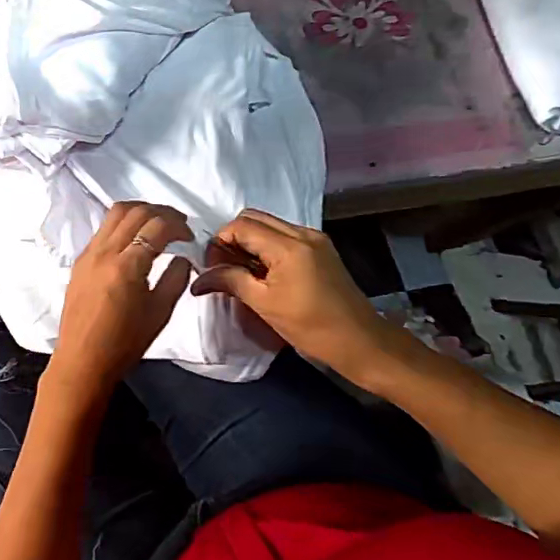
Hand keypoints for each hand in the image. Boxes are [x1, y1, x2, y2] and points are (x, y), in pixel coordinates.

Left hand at [47, 202, 195, 401]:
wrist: (82, 361)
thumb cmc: (124, 343)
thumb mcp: (160, 313)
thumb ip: (175, 279)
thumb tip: (182, 257)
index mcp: (126, 265)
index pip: (157, 226)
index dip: (178, 225)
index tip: (190, 237)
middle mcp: (104, 252)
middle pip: (135, 211)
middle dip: (162, 212)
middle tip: (179, 224)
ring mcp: (88, 254)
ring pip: (115, 214)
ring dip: (140, 211)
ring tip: (157, 223)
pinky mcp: (80, 261)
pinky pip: (103, 229)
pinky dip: (122, 223)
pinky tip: (134, 238)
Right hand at [190, 209, 400, 374]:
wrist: (360, 341)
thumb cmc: (310, 326)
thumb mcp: (264, 305)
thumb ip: (231, 281)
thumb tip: (199, 278)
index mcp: (288, 246)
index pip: (241, 226)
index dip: (220, 241)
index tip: (211, 266)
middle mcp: (302, 233)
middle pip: (254, 218)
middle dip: (232, 237)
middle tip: (223, 266)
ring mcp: (315, 239)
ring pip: (269, 225)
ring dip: (250, 241)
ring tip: (241, 271)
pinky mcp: (321, 248)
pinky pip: (284, 235)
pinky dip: (267, 246)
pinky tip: (262, 272)